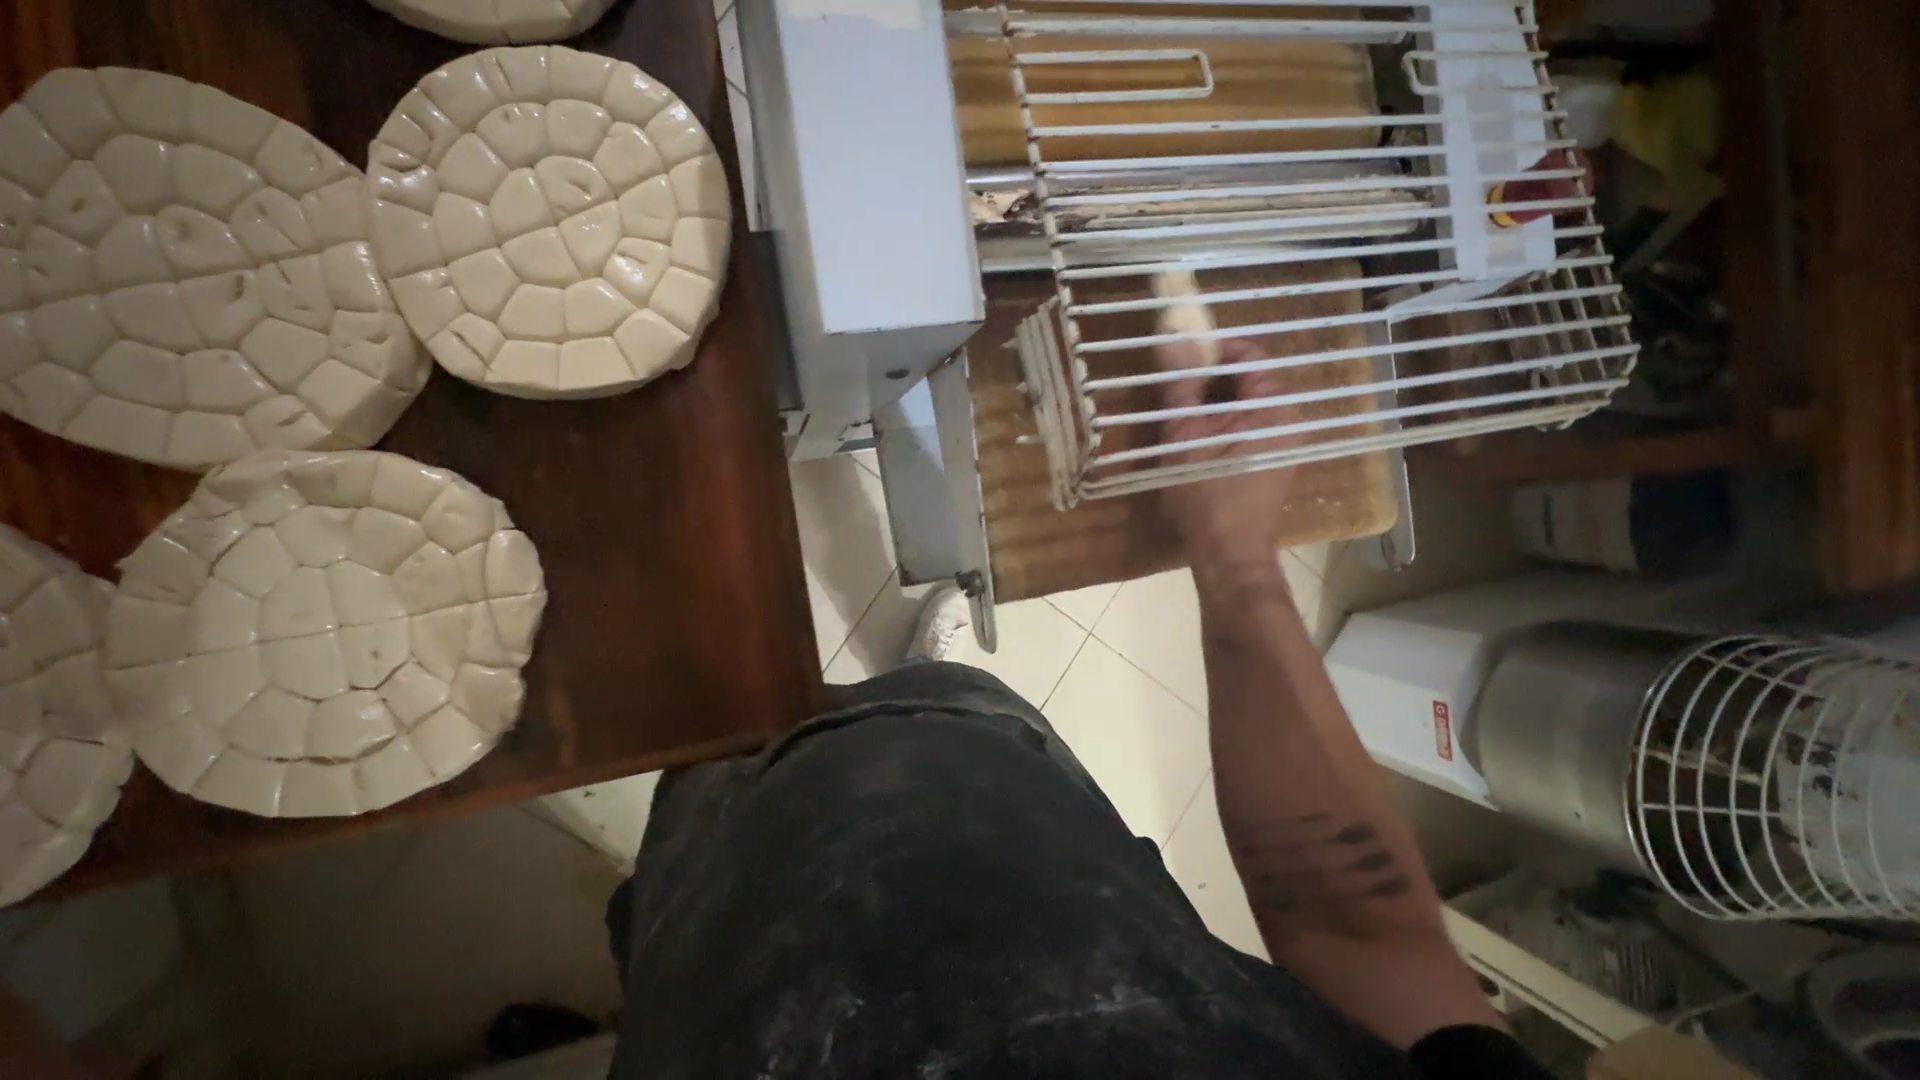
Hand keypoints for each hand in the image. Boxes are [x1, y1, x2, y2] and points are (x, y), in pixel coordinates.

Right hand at [1151, 338, 1302, 580]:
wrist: (1227, 555)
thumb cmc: (1205, 494)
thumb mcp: (1185, 434)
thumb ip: (1181, 384)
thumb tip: (1174, 337)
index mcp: (1275, 407)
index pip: (1249, 356)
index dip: (1212, 348)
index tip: (1177, 353)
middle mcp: (1287, 420)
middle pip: (1246, 381)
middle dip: (1207, 376)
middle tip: (1169, 381)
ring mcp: (1281, 443)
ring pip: (1243, 406)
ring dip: (1210, 402)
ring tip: (1174, 407)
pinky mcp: (1269, 463)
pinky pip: (1245, 428)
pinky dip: (1219, 424)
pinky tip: (1191, 435)